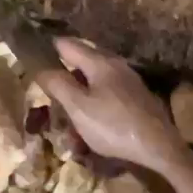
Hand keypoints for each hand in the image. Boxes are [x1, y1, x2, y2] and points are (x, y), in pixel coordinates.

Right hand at [36, 39, 192, 175]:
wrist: (160, 148)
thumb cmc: (113, 126)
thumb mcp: (78, 107)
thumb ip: (57, 84)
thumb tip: (40, 67)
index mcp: (100, 62)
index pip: (67, 44)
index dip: (48, 49)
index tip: (33, 58)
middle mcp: (116, 66)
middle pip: (81, 65)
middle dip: (64, 83)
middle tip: (50, 101)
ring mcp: (129, 83)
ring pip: (94, 86)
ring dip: (78, 104)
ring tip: (71, 132)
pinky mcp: (136, 99)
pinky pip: (107, 99)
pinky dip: (94, 111)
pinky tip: (90, 136)